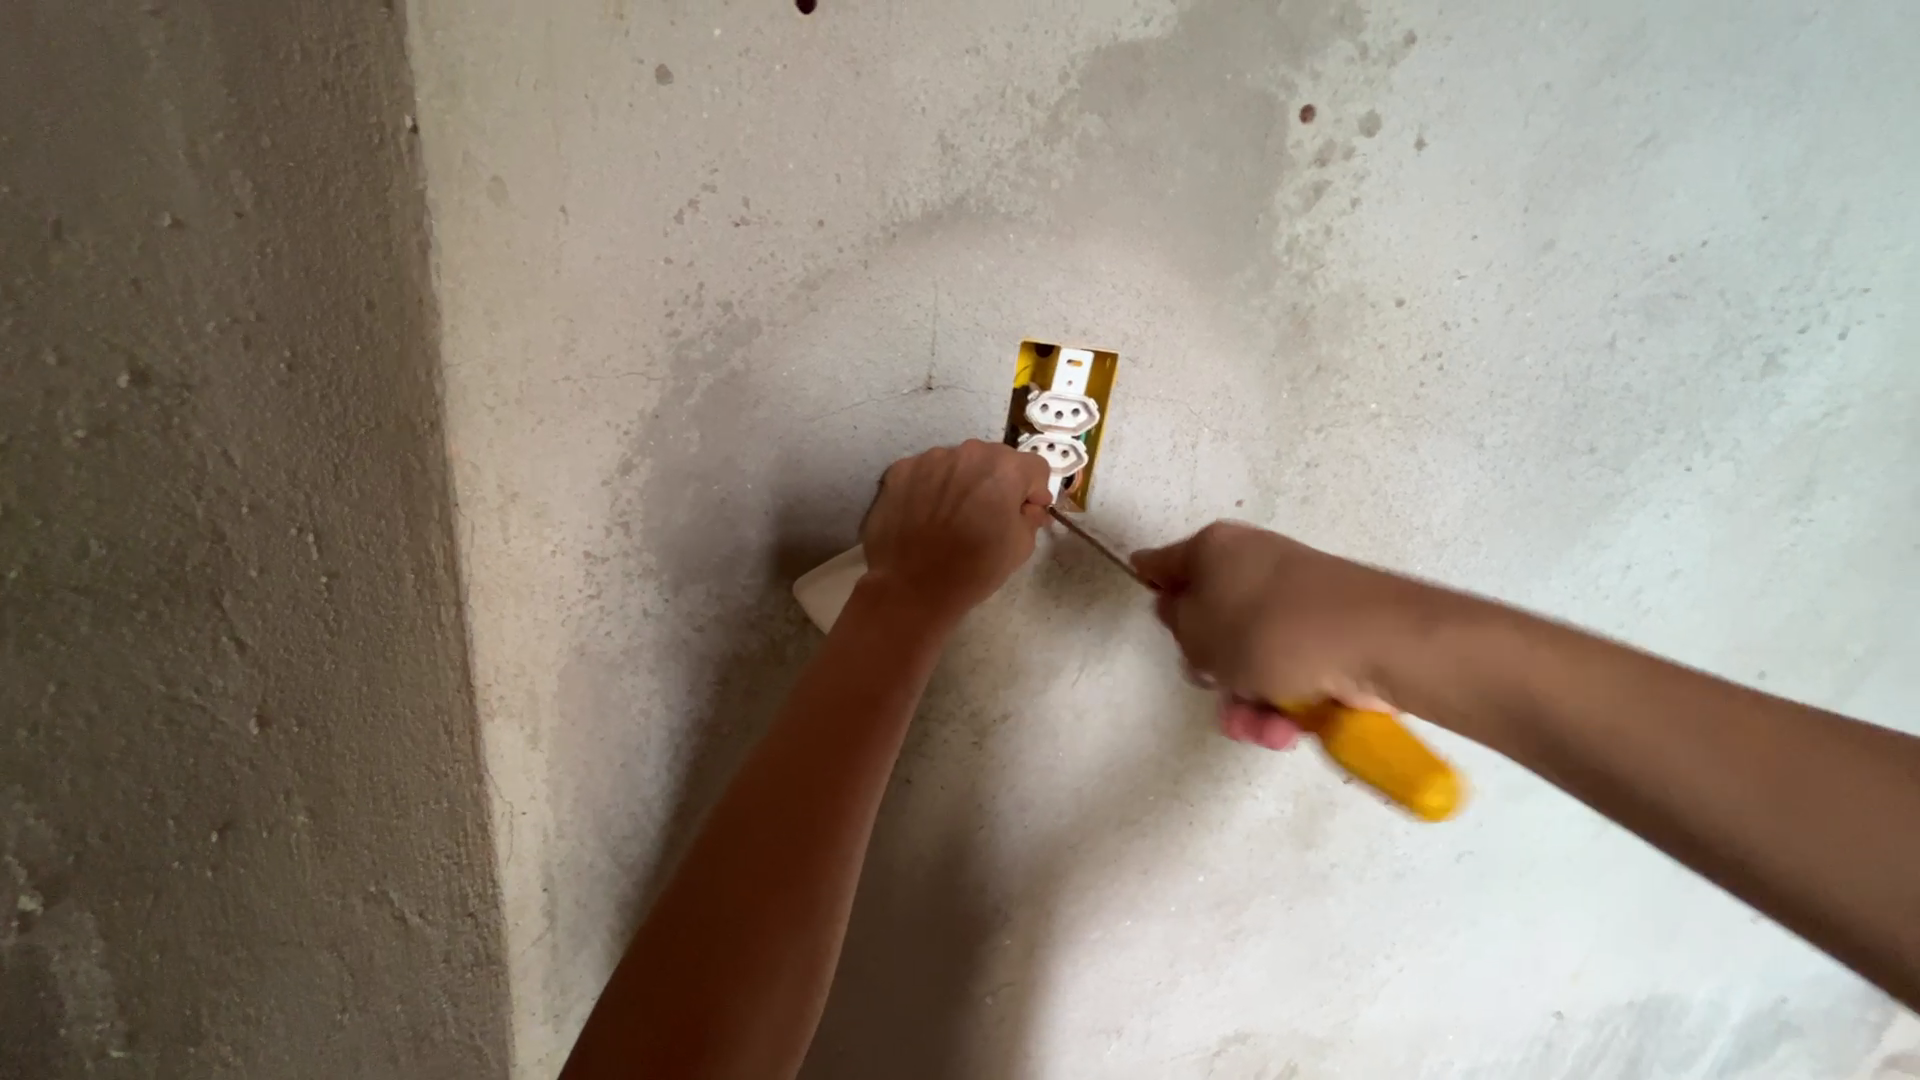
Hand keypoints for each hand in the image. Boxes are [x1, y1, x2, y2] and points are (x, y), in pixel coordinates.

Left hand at [860, 440, 1052, 627]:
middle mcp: (968, 452)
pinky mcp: (900, 470)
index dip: (1034, 493)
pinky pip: (927, 472)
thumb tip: (1028, 506)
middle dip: (998, 483)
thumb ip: (1031, 516)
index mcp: (1004, 468)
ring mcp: (930, 458)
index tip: (1024, 514)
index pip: (1034, 468)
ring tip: (953, 517)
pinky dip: (932, 488)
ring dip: (963, 482)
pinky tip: (926, 515)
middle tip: (988, 516)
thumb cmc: (974, 569)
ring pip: (959, 463)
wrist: (911, 587)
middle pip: (995, 459)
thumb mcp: (1021, 547)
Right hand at [1130, 522, 1430, 748]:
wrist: (1374, 642)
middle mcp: (1253, 567)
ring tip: (1259, 727)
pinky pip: (1287, 671)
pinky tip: (1284, 728)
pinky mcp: (1328, 635)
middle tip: (1213, 684)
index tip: (1147, 607)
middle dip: (1209, 668)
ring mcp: (1293, 602)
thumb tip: (1180, 610)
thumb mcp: (1197, 632)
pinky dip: (1282, 704)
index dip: (1150, 585)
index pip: (1164, 563)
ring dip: (1246, 701)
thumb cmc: (1268, 630)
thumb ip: (1175, 622)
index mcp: (1214, 550)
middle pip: (1209, 622)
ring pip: (1249, 658)